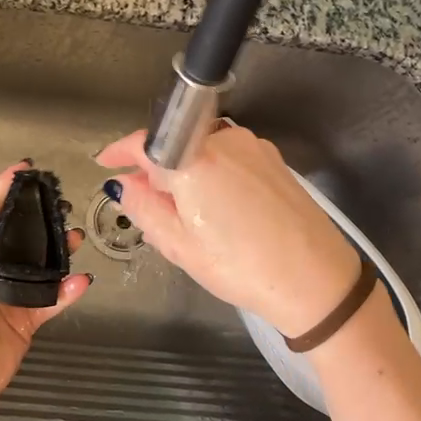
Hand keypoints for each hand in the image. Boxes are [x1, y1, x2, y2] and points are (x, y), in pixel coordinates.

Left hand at [0, 161, 91, 420]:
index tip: (22, 170)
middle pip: (12, 237)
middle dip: (34, 217)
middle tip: (59, 200)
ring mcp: (6, 299)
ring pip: (35, 266)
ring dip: (55, 251)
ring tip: (76, 235)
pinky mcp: (24, 322)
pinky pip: (49, 300)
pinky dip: (66, 291)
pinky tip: (81, 282)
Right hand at [95, 122, 360, 338]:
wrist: (314, 279)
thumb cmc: (244, 266)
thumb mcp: (179, 245)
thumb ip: (144, 208)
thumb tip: (124, 184)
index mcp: (193, 160)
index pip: (146, 141)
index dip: (121, 150)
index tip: (107, 160)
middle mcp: (224, 141)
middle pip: (176, 146)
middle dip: (158, 173)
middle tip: (153, 212)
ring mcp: (253, 148)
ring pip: (203, 153)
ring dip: (188, 177)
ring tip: (193, 223)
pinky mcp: (273, 161)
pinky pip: (229, 161)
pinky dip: (214, 179)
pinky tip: (221, 217)